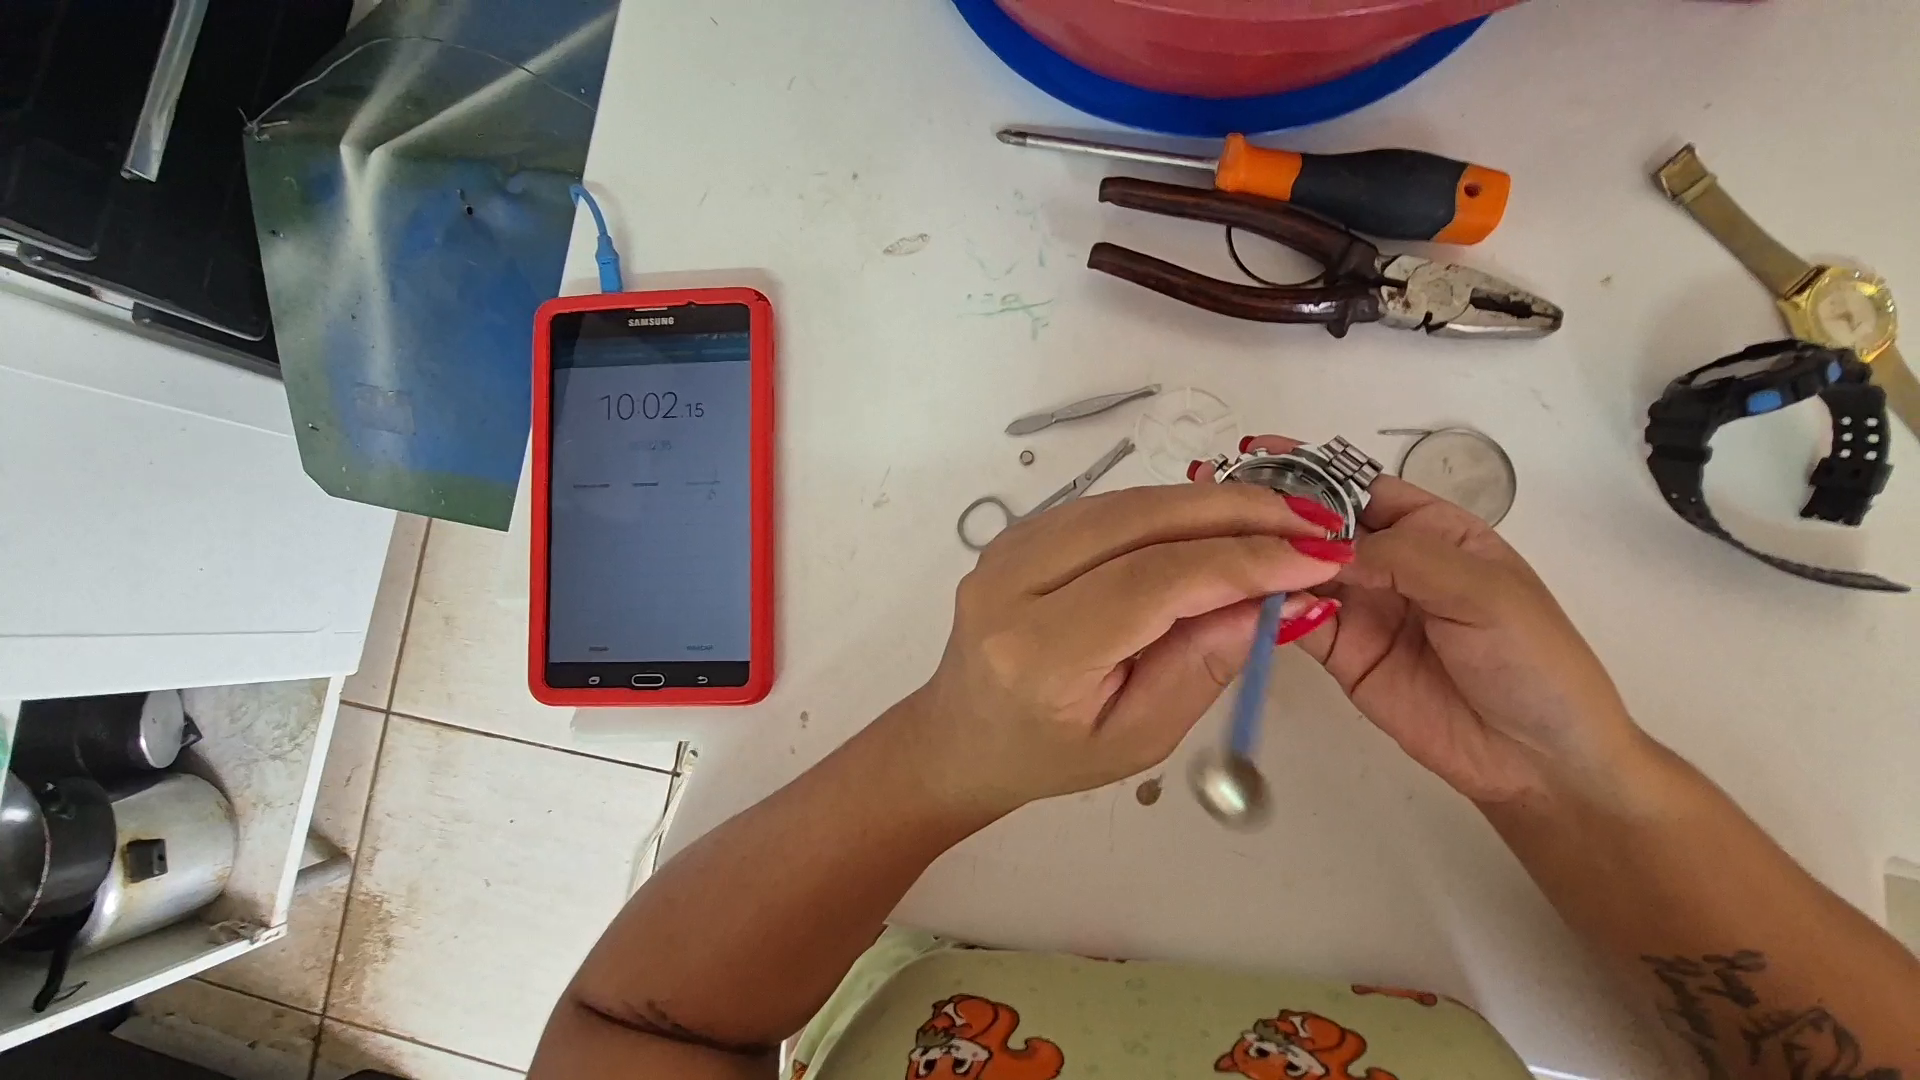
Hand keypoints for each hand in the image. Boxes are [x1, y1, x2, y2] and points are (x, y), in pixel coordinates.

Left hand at [906, 483, 1350, 814]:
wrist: (962, 736)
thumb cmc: (1048, 755)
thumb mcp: (1137, 737)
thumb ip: (1201, 666)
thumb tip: (1271, 598)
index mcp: (1038, 651)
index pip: (1151, 582)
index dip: (1240, 561)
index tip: (1317, 556)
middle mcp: (1010, 584)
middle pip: (1136, 521)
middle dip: (1233, 512)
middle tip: (1310, 522)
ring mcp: (1004, 550)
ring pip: (1123, 502)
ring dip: (1205, 504)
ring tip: (1276, 521)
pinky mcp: (1014, 535)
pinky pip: (1104, 508)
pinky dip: (1166, 509)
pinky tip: (1212, 523)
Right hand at [1197, 436, 1646, 805]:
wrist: (1536, 760)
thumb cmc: (1530, 659)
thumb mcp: (1481, 591)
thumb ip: (1402, 557)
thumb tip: (1319, 543)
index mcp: (1431, 530)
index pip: (1359, 487)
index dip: (1311, 471)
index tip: (1257, 455)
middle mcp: (1387, 560)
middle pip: (1318, 526)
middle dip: (1272, 510)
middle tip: (1217, 499)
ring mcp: (1358, 605)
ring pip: (1297, 569)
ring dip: (1261, 556)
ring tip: (1215, 541)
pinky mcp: (1336, 650)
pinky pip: (1293, 618)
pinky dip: (1265, 606)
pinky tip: (1238, 593)